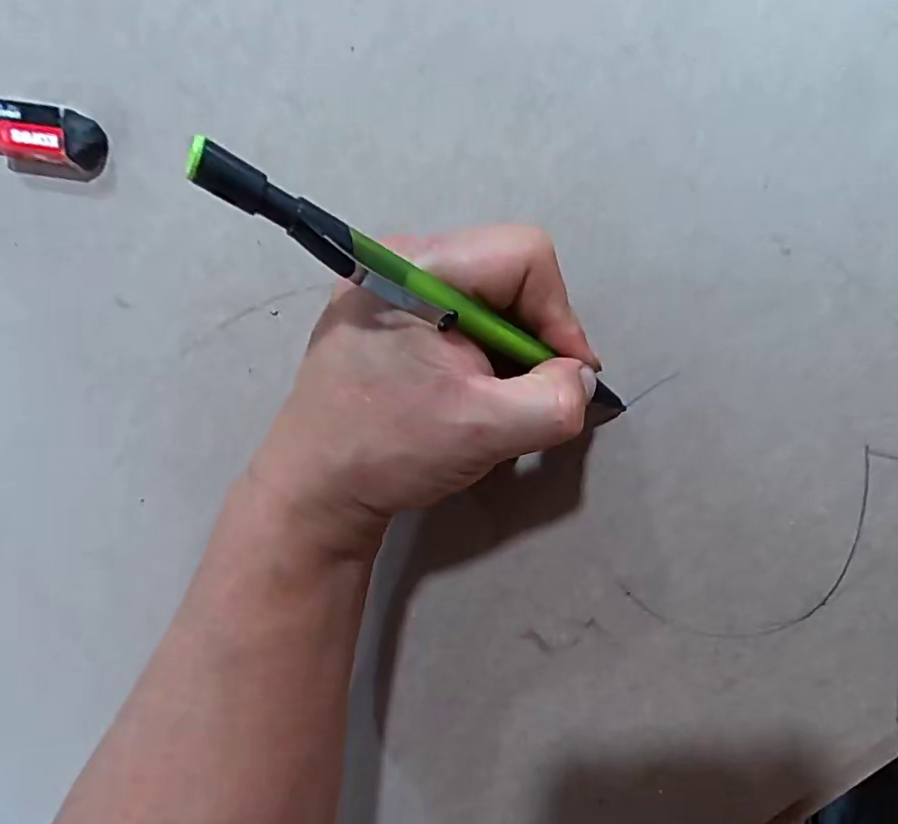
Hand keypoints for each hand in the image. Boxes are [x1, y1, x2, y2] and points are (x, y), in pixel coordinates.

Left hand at [245, 226, 600, 557]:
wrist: (316, 491)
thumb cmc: (390, 454)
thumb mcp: (488, 431)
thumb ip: (556, 401)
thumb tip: (581, 379)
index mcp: (416, 267)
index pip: (526, 258)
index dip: (560, 319)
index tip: (567, 378)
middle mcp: (398, 261)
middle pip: (507, 276)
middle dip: (534, 340)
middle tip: (532, 397)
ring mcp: (387, 289)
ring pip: (487, 301)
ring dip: (510, 354)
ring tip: (496, 403)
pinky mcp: (385, 319)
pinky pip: (458, 320)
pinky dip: (482, 358)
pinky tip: (468, 397)